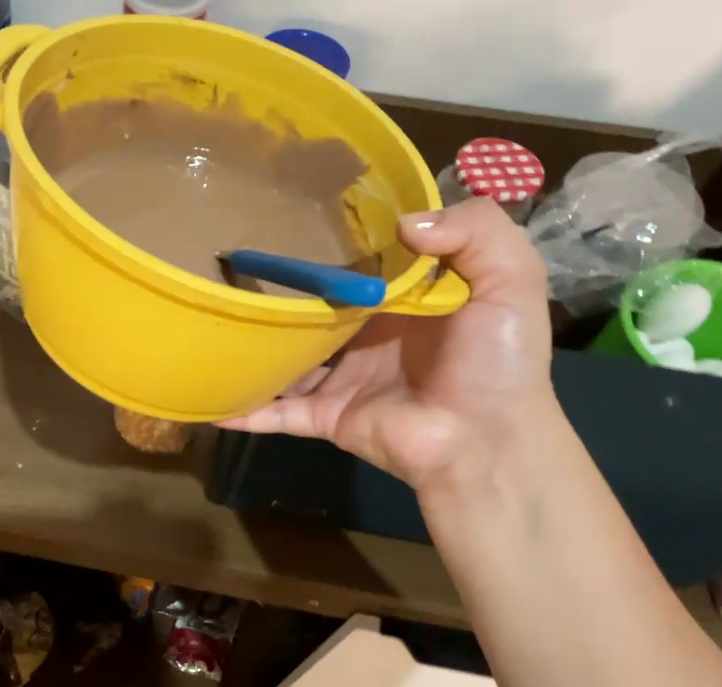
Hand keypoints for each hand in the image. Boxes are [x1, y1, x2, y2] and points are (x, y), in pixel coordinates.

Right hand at [220, 198, 556, 493]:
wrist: (483, 439)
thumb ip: (474, 228)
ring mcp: (344, 378)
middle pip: (318, 309)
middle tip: (236, 262)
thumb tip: (400, 223)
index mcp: (408, 300)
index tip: (296, 212)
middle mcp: (370, 336)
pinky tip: (210, 396)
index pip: (365, 263)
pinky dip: (246, 408)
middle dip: (284, 291)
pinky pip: (278, 412)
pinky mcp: (327, 416)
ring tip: (213, 320)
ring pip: (290, 359)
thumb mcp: (511, 276)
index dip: (337, 240)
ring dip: (257, 348)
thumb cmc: (499, 358)